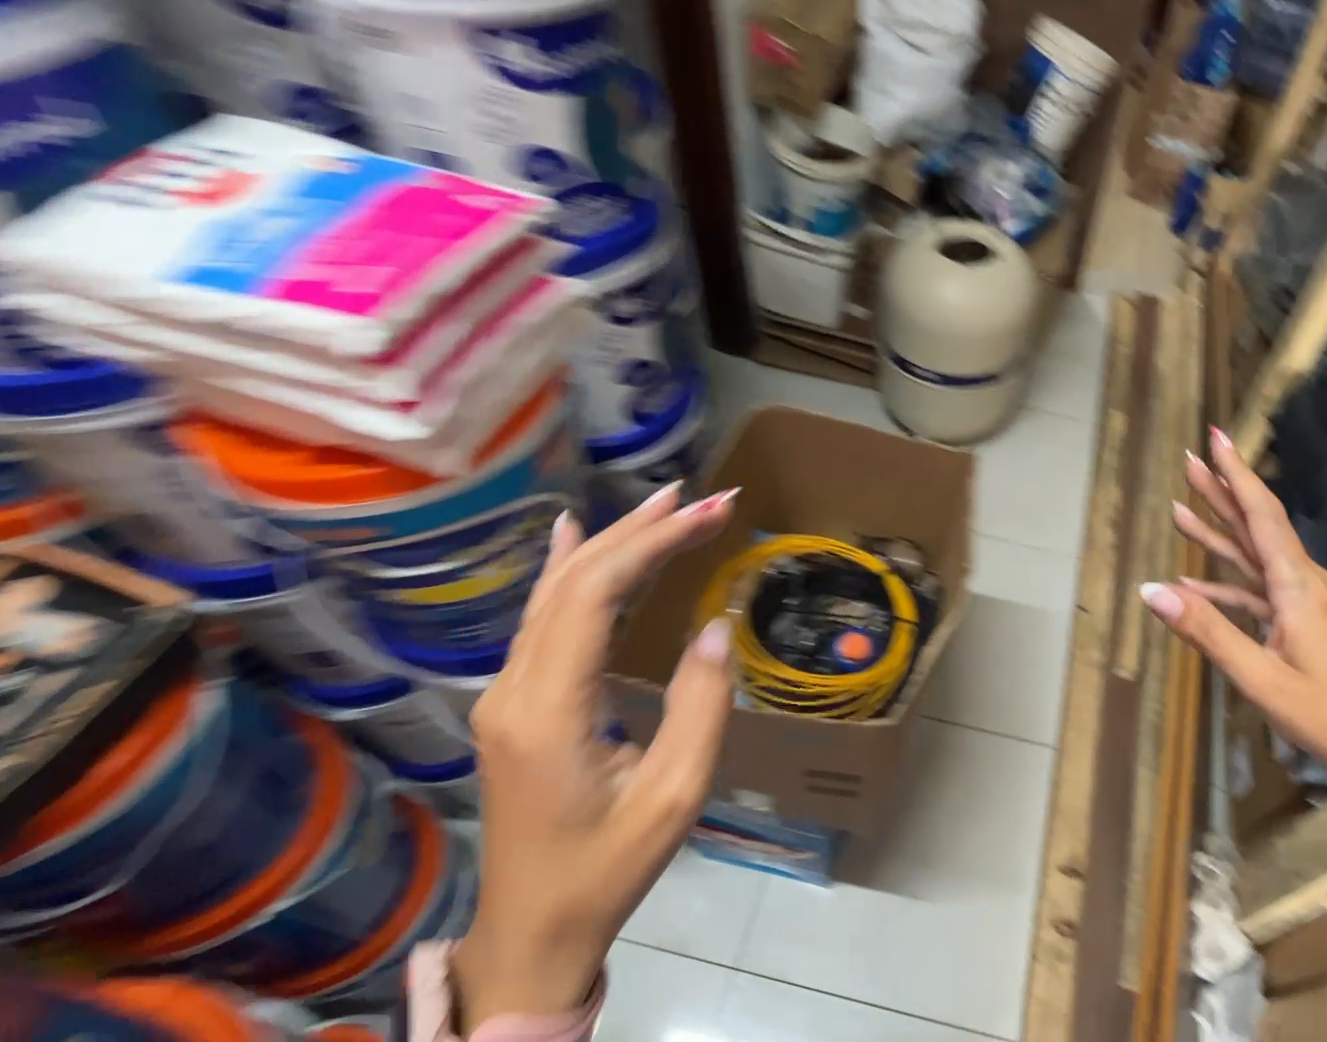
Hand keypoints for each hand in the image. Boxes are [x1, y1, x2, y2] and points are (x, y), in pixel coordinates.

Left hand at [452, 482, 738, 1029]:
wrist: (531, 930)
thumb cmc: (608, 868)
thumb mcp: (674, 796)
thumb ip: (700, 706)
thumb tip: (717, 626)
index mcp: (549, 707)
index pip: (596, 593)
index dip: (654, 543)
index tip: (711, 514)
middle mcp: (514, 686)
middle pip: (573, 581)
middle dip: (642, 531)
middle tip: (705, 498)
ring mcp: (505, 693)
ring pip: (555, 593)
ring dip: (612, 543)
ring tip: (665, 505)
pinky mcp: (513, 702)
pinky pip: (542, 618)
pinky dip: (571, 570)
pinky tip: (576, 535)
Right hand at [1143, 428, 1326, 811]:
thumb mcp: (1259, 678)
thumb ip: (1205, 631)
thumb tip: (1151, 590)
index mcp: (1299, 586)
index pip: (1262, 515)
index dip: (1236, 473)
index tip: (1216, 436)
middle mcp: (1309, 583)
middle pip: (1259, 526)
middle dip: (1222, 493)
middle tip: (1190, 459)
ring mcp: (1315, 603)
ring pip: (1260, 558)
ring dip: (1221, 535)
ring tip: (1181, 511)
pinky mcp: (1315, 623)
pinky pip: (1266, 591)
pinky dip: (1232, 583)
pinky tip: (1199, 585)